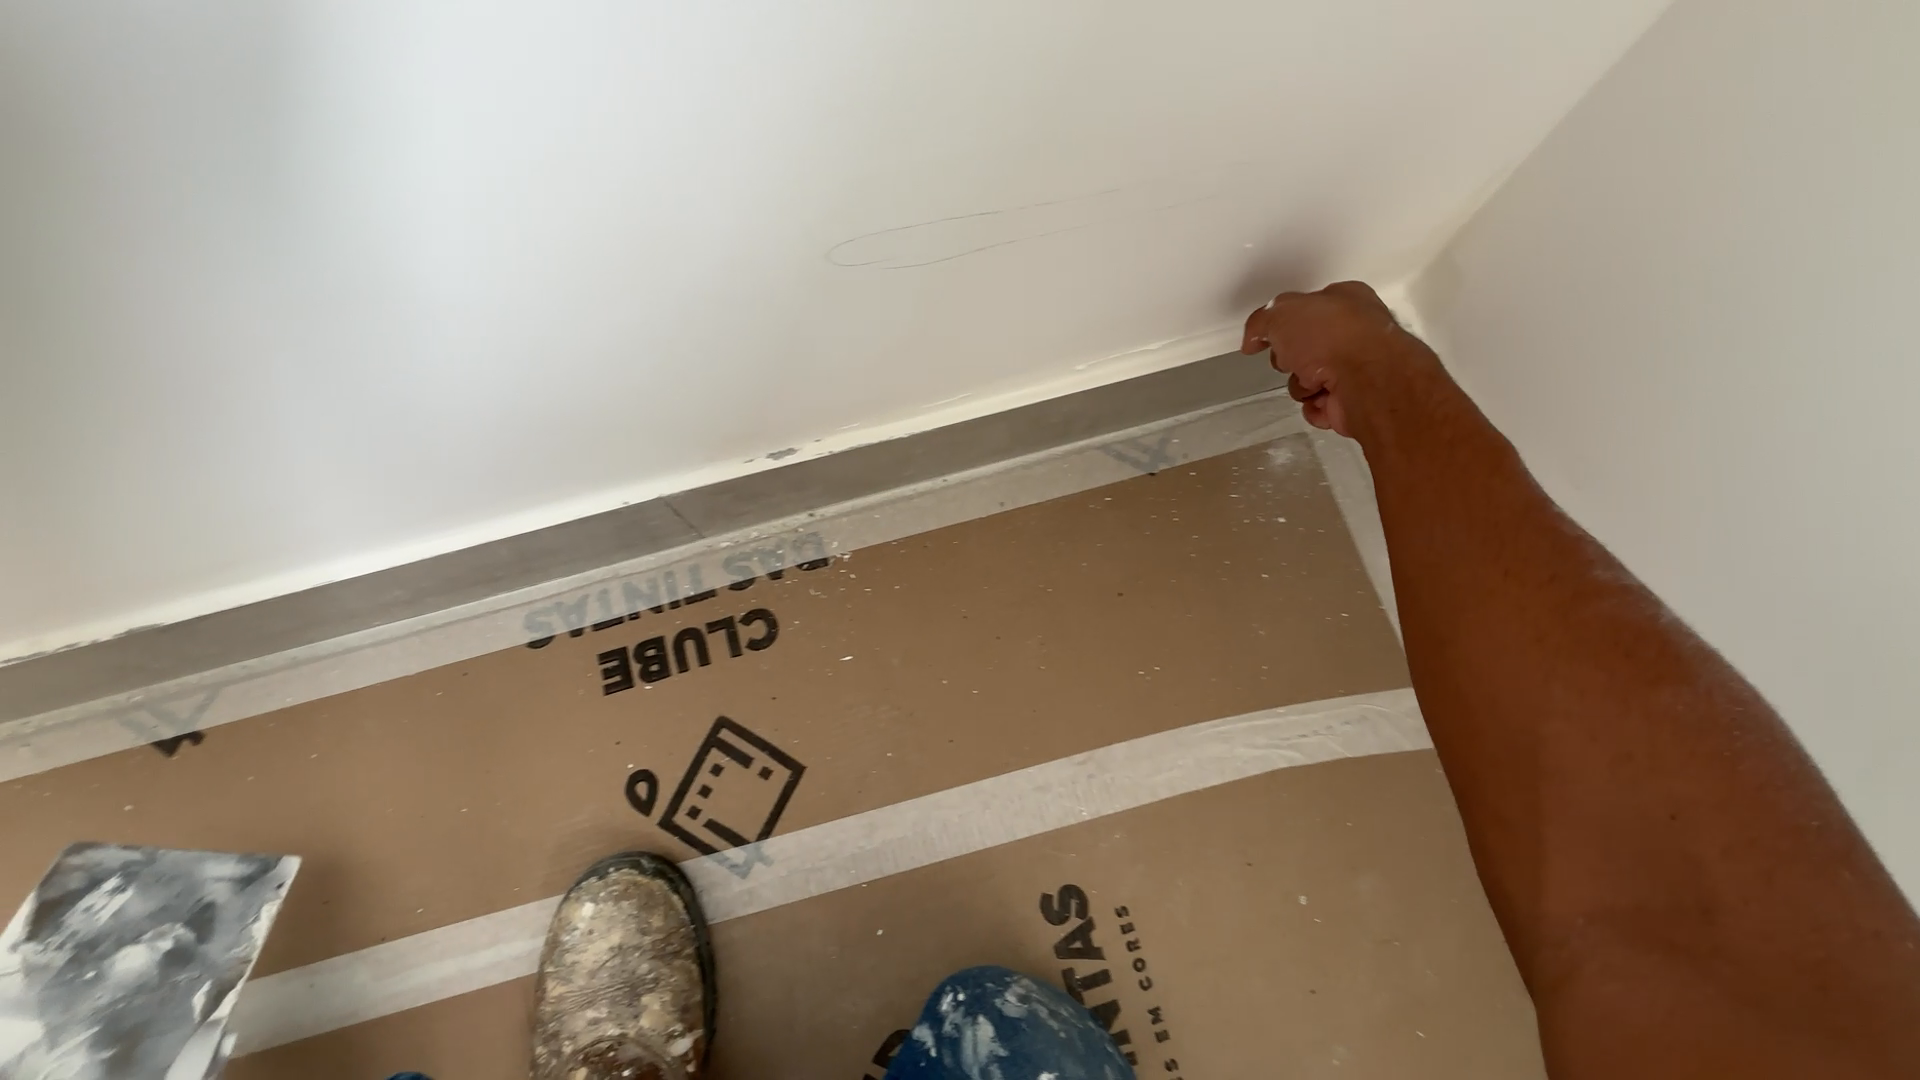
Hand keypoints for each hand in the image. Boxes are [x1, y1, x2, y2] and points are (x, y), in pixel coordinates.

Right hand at [1240, 281, 1433, 439]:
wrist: (1366, 380)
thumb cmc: (1329, 336)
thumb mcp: (1281, 313)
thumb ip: (1260, 322)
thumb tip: (1253, 340)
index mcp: (1345, 300)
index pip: (1307, 308)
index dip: (1285, 323)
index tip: (1270, 336)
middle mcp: (1355, 331)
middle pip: (1303, 347)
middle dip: (1290, 358)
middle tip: (1292, 360)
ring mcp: (1358, 366)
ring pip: (1307, 380)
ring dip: (1300, 385)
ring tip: (1312, 383)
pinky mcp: (1355, 399)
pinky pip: (1318, 405)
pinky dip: (1314, 406)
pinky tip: (1320, 400)